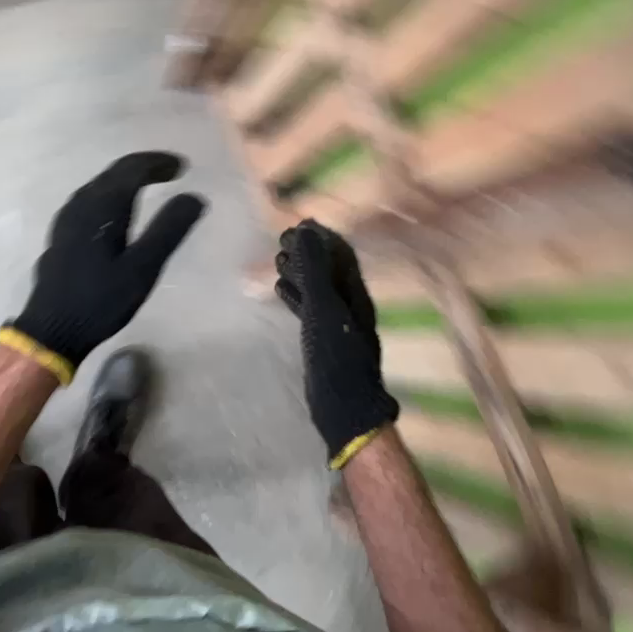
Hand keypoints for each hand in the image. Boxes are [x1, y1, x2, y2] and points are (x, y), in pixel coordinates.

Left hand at [0, 152, 206, 384]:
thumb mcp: (143, 268)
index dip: (159, 163)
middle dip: (145, 166)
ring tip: (151, 184)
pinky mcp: (62, 229)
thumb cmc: (101, 299)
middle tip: (171, 170)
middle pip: (116, 171)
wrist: (52, 327)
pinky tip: (119, 209)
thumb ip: (169, 230)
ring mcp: (68, 214)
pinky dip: (113, 192)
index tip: (183, 167)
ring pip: (102, 182)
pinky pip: (92, 196)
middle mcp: (83, 201)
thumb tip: (194, 196)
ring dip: (128, 178)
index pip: (133, 168)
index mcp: (103, 205)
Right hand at [275, 219, 399, 467]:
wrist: (343, 407)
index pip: (340, 253)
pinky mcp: (324, 339)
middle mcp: (349, 303)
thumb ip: (313, 269)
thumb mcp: (323, 306)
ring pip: (317, 286)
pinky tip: (279, 290)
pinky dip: (295, 294)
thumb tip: (304, 230)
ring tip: (277, 260)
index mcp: (354, 292)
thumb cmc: (334, 354)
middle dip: (306, 251)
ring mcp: (337, 322)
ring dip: (299, 271)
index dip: (320, 236)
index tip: (297, 224)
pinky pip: (309, 307)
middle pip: (327, 267)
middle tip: (282, 240)